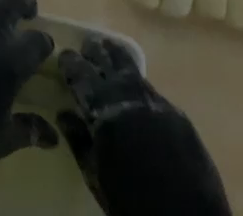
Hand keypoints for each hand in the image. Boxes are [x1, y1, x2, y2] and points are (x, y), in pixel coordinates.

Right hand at [57, 37, 230, 215]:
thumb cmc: (131, 204)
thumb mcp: (96, 178)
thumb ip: (79, 142)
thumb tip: (63, 113)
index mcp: (107, 117)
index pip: (84, 81)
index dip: (73, 65)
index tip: (64, 54)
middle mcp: (133, 102)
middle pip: (111, 68)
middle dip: (97, 54)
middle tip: (87, 43)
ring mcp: (159, 106)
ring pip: (134, 73)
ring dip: (119, 59)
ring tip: (109, 46)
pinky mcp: (180, 117)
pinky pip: (153, 90)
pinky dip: (139, 80)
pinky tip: (135, 81)